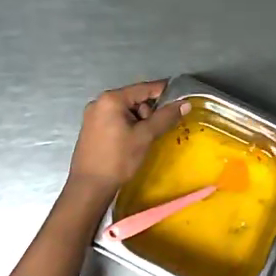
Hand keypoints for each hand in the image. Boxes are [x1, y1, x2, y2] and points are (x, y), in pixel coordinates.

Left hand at [67, 81, 186, 194]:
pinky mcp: (91, 128)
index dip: (164, 91)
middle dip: (148, 111)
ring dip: (138, 120)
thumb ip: (165, 117)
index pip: (144, 88)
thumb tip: (185, 103)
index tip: (181, 98)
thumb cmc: (118, 159)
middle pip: (134, 98)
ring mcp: (93, 115)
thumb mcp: (145, 136)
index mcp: (111, 99)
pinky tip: (131, 141)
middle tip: (152, 131)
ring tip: (141, 139)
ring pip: (125, 110)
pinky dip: (127, 125)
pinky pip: (115, 119)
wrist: (89, 186)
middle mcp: (99, 102)